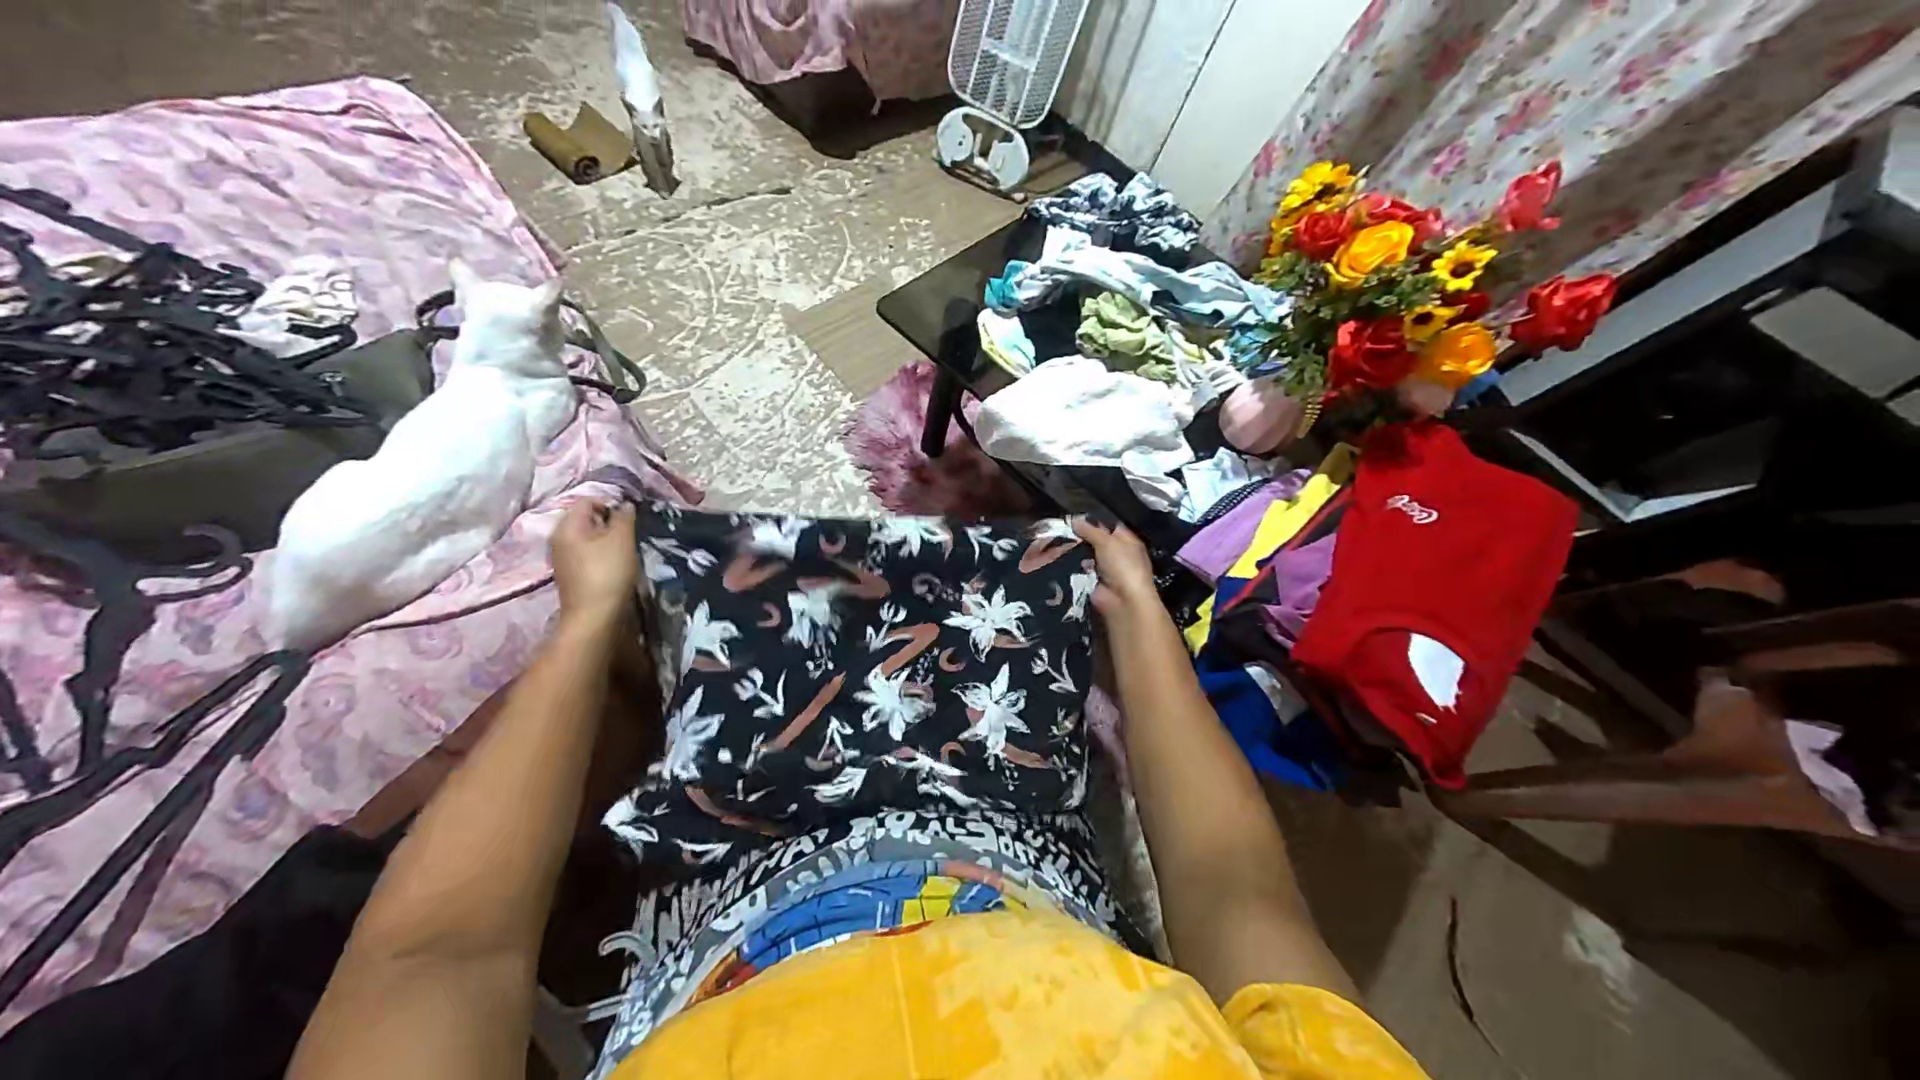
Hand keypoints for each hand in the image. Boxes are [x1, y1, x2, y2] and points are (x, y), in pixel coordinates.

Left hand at [550, 498, 637, 629]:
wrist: (594, 617)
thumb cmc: (607, 573)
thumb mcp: (621, 539)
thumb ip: (624, 516)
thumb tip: (624, 505)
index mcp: (566, 526)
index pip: (588, 500)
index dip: (611, 503)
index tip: (630, 519)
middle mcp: (559, 539)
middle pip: (587, 519)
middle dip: (610, 523)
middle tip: (629, 535)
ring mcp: (563, 559)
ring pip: (589, 538)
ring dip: (608, 541)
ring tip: (625, 551)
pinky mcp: (571, 575)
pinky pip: (588, 555)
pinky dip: (602, 556)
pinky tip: (616, 566)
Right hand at [1071, 517, 1159, 620]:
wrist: (1123, 600)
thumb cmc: (1122, 565)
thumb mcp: (1107, 541)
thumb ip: (1090, 530)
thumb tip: (1075, 520)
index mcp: (1127, 541)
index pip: (1110, 526)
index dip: (1095, 521)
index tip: (1075, 517)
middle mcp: (1118, 554)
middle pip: (1096, 541)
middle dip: (1082, 537)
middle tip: (1062, 529)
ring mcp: (1106, 569)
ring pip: (1087, 555)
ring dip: (1076, 552)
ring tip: (1059, 544)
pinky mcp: (1094, 582)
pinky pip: (1081, 570)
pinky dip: (1073, 567)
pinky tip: (1061, 560)